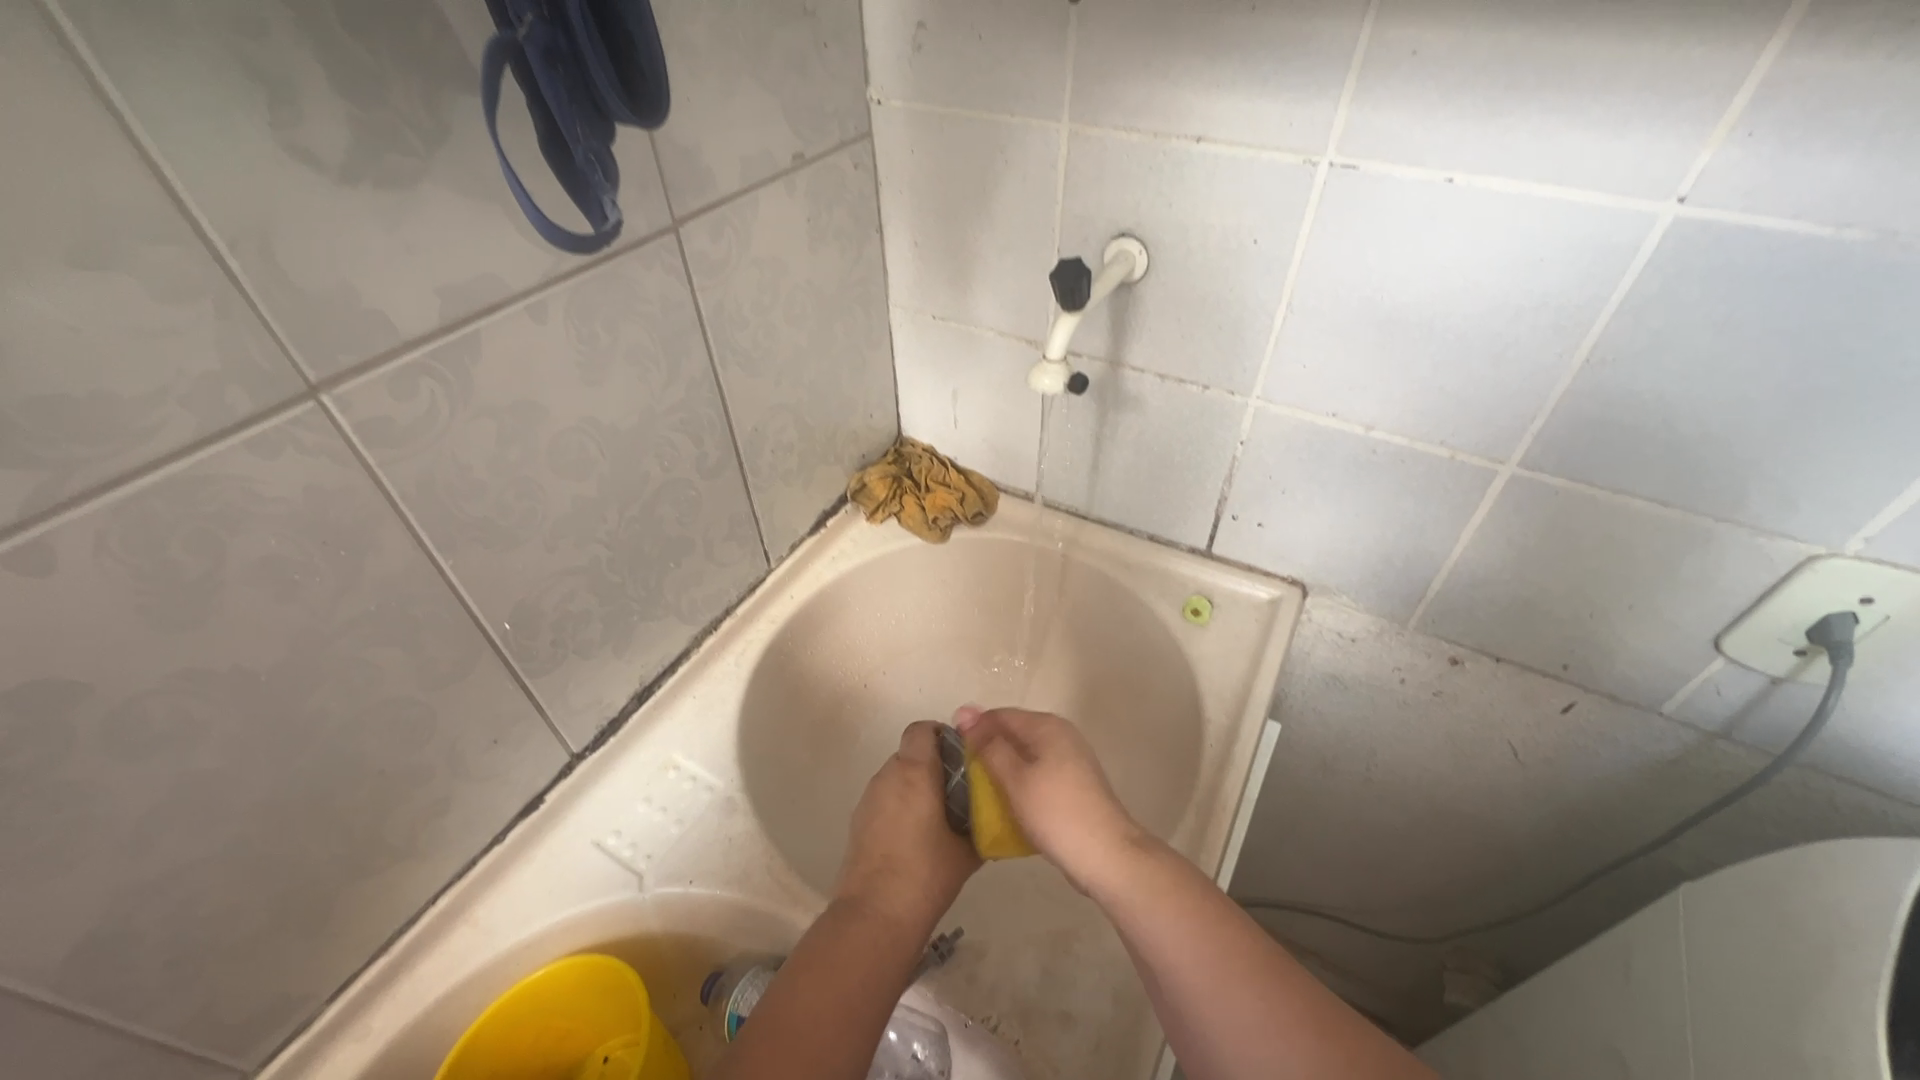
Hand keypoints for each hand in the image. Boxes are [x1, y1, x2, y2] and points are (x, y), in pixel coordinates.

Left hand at [834, 719, 980, 936]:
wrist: (875, 915)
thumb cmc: (926, 875)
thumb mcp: (968, 850)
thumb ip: (982, 823)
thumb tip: (994, 814)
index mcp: (915, 773)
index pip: (922, 730)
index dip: (941, 735)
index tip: (962, 756)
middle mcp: (887, 777)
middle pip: (910, 753)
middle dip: (933, 765)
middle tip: (958, 791)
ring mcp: (868, 799)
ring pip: (896, 777)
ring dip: (916, 787)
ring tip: (939, 818)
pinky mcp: (858, 822)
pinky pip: (884, 800)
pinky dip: (900, 806)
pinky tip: (915, 838)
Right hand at [955, 707, 1149, 893]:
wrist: (1106, 855)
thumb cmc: (1055, 813)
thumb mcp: (1014, 778)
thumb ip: (989, 745)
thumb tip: (965, 712)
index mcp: (1047, 726)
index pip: (999, 715)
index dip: (973, 731)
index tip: (953, 757)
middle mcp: (1061, 735)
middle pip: (1013, 734)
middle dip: (987, 752)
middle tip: (964, 779)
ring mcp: (1070, 760)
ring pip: (1025, 757)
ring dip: (1002, 772)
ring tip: (981, 794)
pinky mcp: (1073, 785)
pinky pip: (1037, 775)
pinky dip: (1020, 785)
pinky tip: (1008, 807)